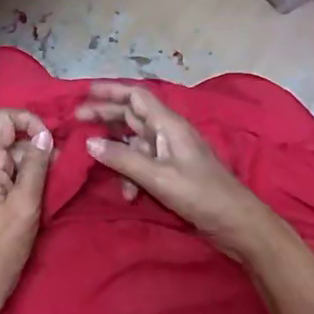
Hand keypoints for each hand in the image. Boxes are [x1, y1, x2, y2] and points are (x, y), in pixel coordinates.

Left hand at [0, 109, 53, 313]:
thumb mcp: (24, 205)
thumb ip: (36, 167)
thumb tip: (45, 134)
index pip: (3, 118)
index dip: (29, 120)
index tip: (52, 141)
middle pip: (13, 141)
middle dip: (39, 149)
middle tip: (61, 173)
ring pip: (15, 162)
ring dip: (37, 169)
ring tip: (54, 190)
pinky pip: (11, 181)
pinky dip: (29, 184)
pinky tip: (43, 201)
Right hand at [76, 83, 280, 260]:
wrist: (236, 223)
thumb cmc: (201, 195)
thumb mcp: (158, 177)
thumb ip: (123, 159)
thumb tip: (90, 142)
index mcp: (169, 124)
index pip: (136, 96)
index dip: (111, 90)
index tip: (84, 93)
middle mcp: (169, 132)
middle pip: (132, 115)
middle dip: (105, 116)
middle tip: (77, 120)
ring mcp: (171, 152)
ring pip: (135, 142)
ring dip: (117, 153)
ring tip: (96, 164)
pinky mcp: (172, 171)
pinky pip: (143, 164)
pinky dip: (131, 174)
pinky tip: (128, 194)